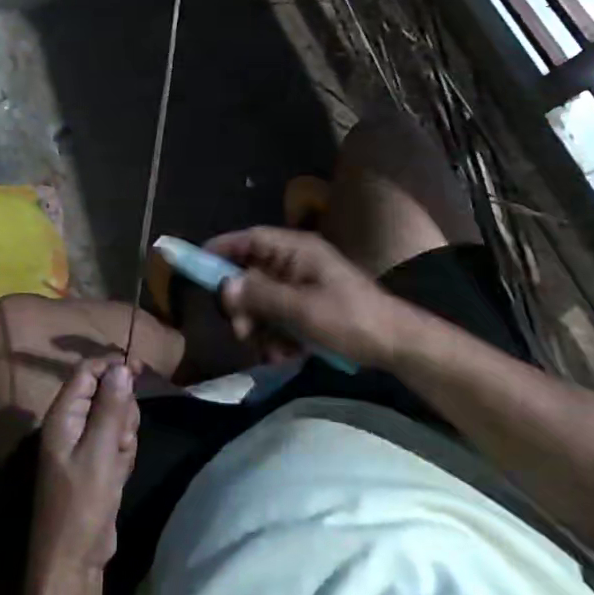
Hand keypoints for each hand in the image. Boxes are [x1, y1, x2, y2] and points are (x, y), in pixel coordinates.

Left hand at [25, 359, 138, 594]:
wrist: (75, 556)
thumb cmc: (82, 500)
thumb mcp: (100, 451)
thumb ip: (111, 407)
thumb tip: (121, 367)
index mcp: (63, 415)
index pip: (87, 372)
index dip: (112, 366)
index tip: (141, 369)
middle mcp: (71, 423)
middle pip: (106, 393)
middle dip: (122, 411)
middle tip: (121, 438)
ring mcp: (84, 443)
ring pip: (115, 417)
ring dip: (124, 435)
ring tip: (118, 461)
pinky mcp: (96, 461)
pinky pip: (117, 441)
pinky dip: (123, 453)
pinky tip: (120, 473)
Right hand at [207, 227, 417, 368]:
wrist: (397, 345)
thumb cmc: (350, 319)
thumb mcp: (301, 309)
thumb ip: (260, 295)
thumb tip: (224, 285)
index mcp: (296, 249)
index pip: (249, 239)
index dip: (221, 249)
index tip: (195, 265)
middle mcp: (296, 262)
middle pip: (251, 273)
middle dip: (243, 303)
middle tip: (241, 330)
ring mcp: (304, 285)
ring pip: (263, 300)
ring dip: (260, 326)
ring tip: (270, 351)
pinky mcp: (310, 308)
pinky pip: (279, 316)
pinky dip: (277, 336)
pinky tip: (285, 356)